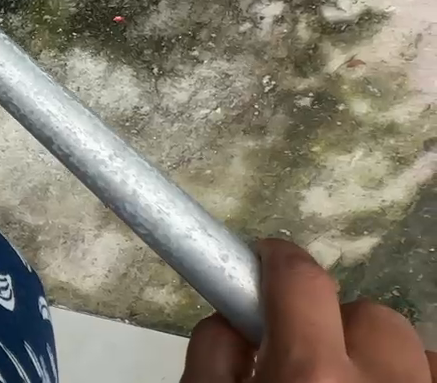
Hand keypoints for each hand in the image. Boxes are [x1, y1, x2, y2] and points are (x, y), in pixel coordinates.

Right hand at [181, 240, 434, 381]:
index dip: (280, 257)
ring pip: (423, 353)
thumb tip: (232, 316)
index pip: (302, 278)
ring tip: (359, 378)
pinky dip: (417, 378)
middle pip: (374, 317)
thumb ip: (213, 347)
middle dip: (340, 322)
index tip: (267, 258)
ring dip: (389, 358)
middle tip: (312, 347)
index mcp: (309, 372)